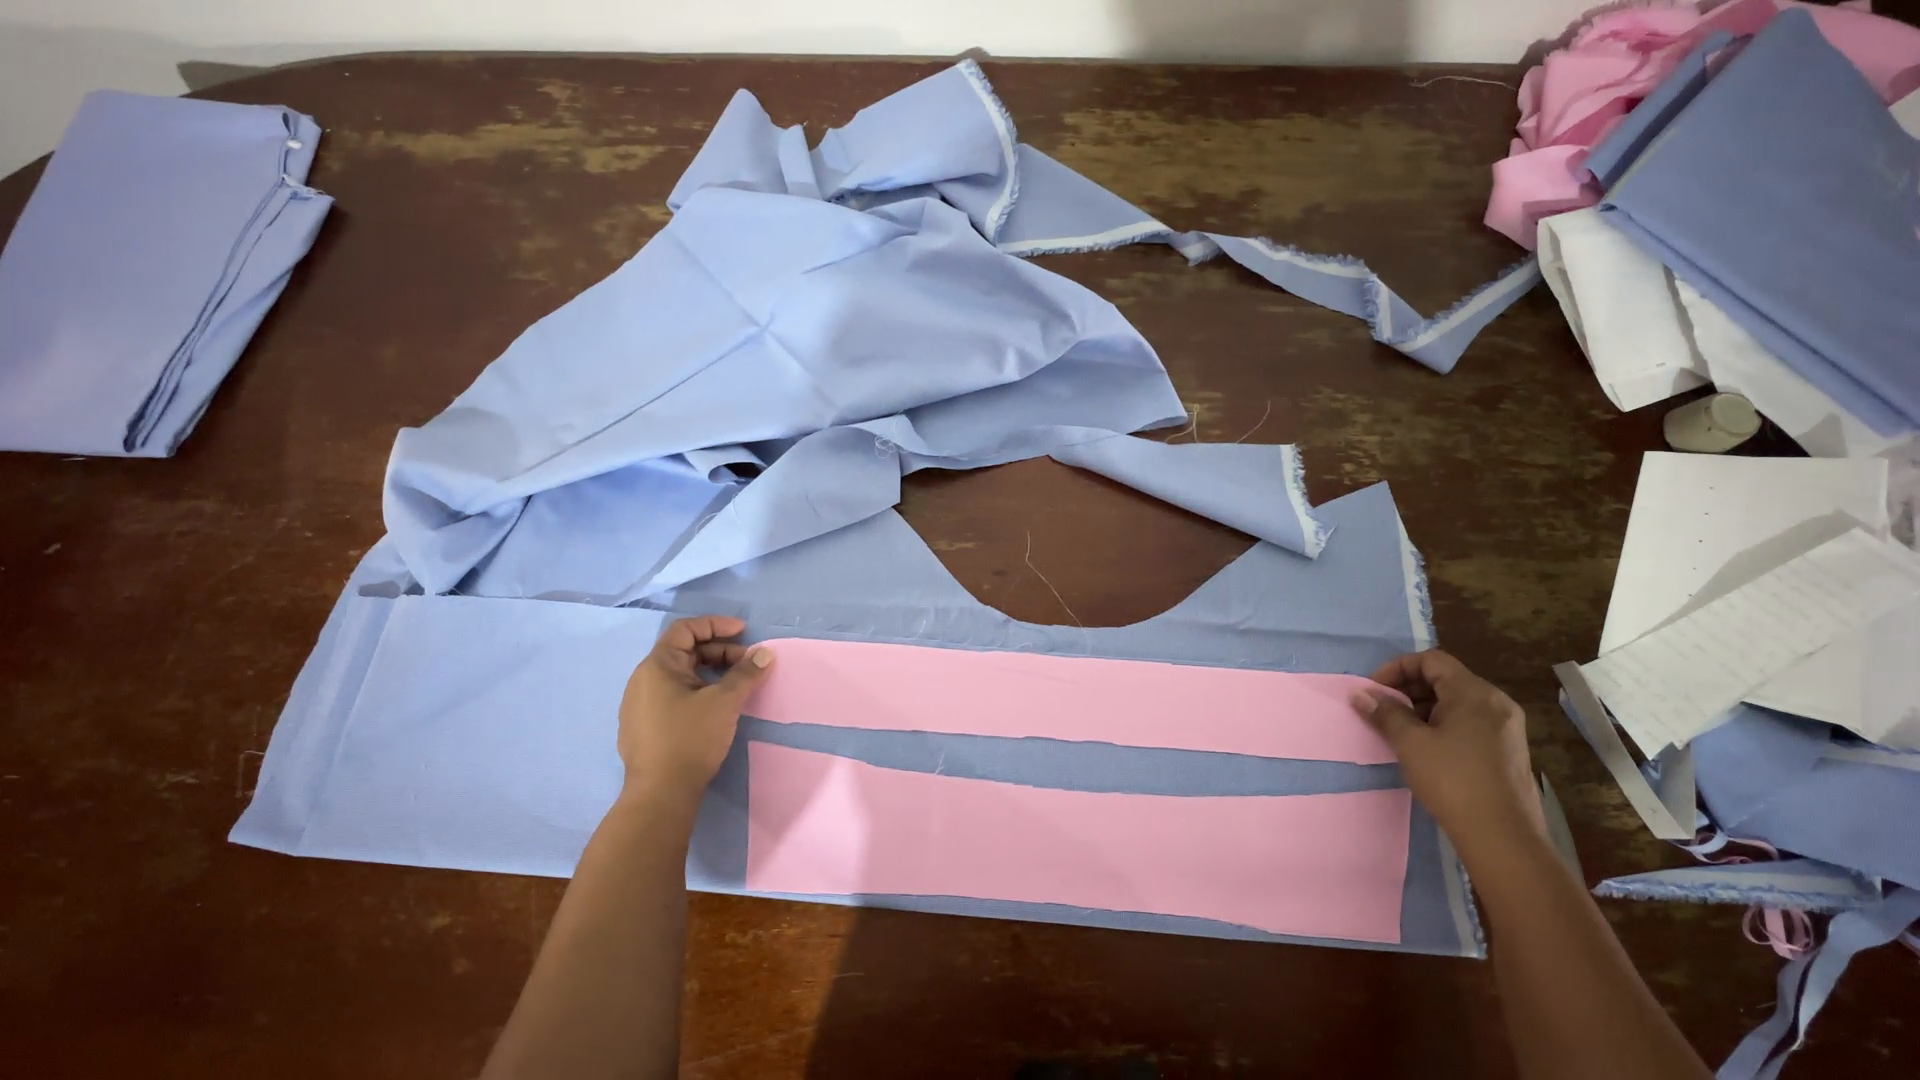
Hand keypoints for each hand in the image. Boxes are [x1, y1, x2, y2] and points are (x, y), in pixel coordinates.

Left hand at [617, 616, 772, 808]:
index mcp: (657, 666)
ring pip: (680, 676)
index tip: (743, 632)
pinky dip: (697, 692)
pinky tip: (715, 709)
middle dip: (719, 653)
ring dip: (710, 673)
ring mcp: (639, 705)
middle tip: (747, 665)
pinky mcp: (643, 727)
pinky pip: (673, 696)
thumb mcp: (724, 702)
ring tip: (736, 687)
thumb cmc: (690, 739)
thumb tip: (764, 653)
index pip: (685, 629)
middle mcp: (643, 680)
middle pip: (684, 652)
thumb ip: (745, 674)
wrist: (660, 793)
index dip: (716, 625)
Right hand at [1352, 650, 1544, 858]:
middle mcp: (1495, 702)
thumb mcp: (1410, 743)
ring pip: (1458, 701)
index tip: (1374, 690)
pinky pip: (1470, 721)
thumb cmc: (1452, 780)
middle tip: (1382, 709)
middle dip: (1409, 689)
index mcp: (1474, 693)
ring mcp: (1506, 726)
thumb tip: (1361, 695)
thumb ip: (1385, 713)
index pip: (1431, 660)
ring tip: (1399, 730)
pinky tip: (1426, 747)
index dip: (1397, 668)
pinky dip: (1443, 723)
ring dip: (1424, 707)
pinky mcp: (1508, 749)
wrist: (1502, 834)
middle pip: (1446, 678)